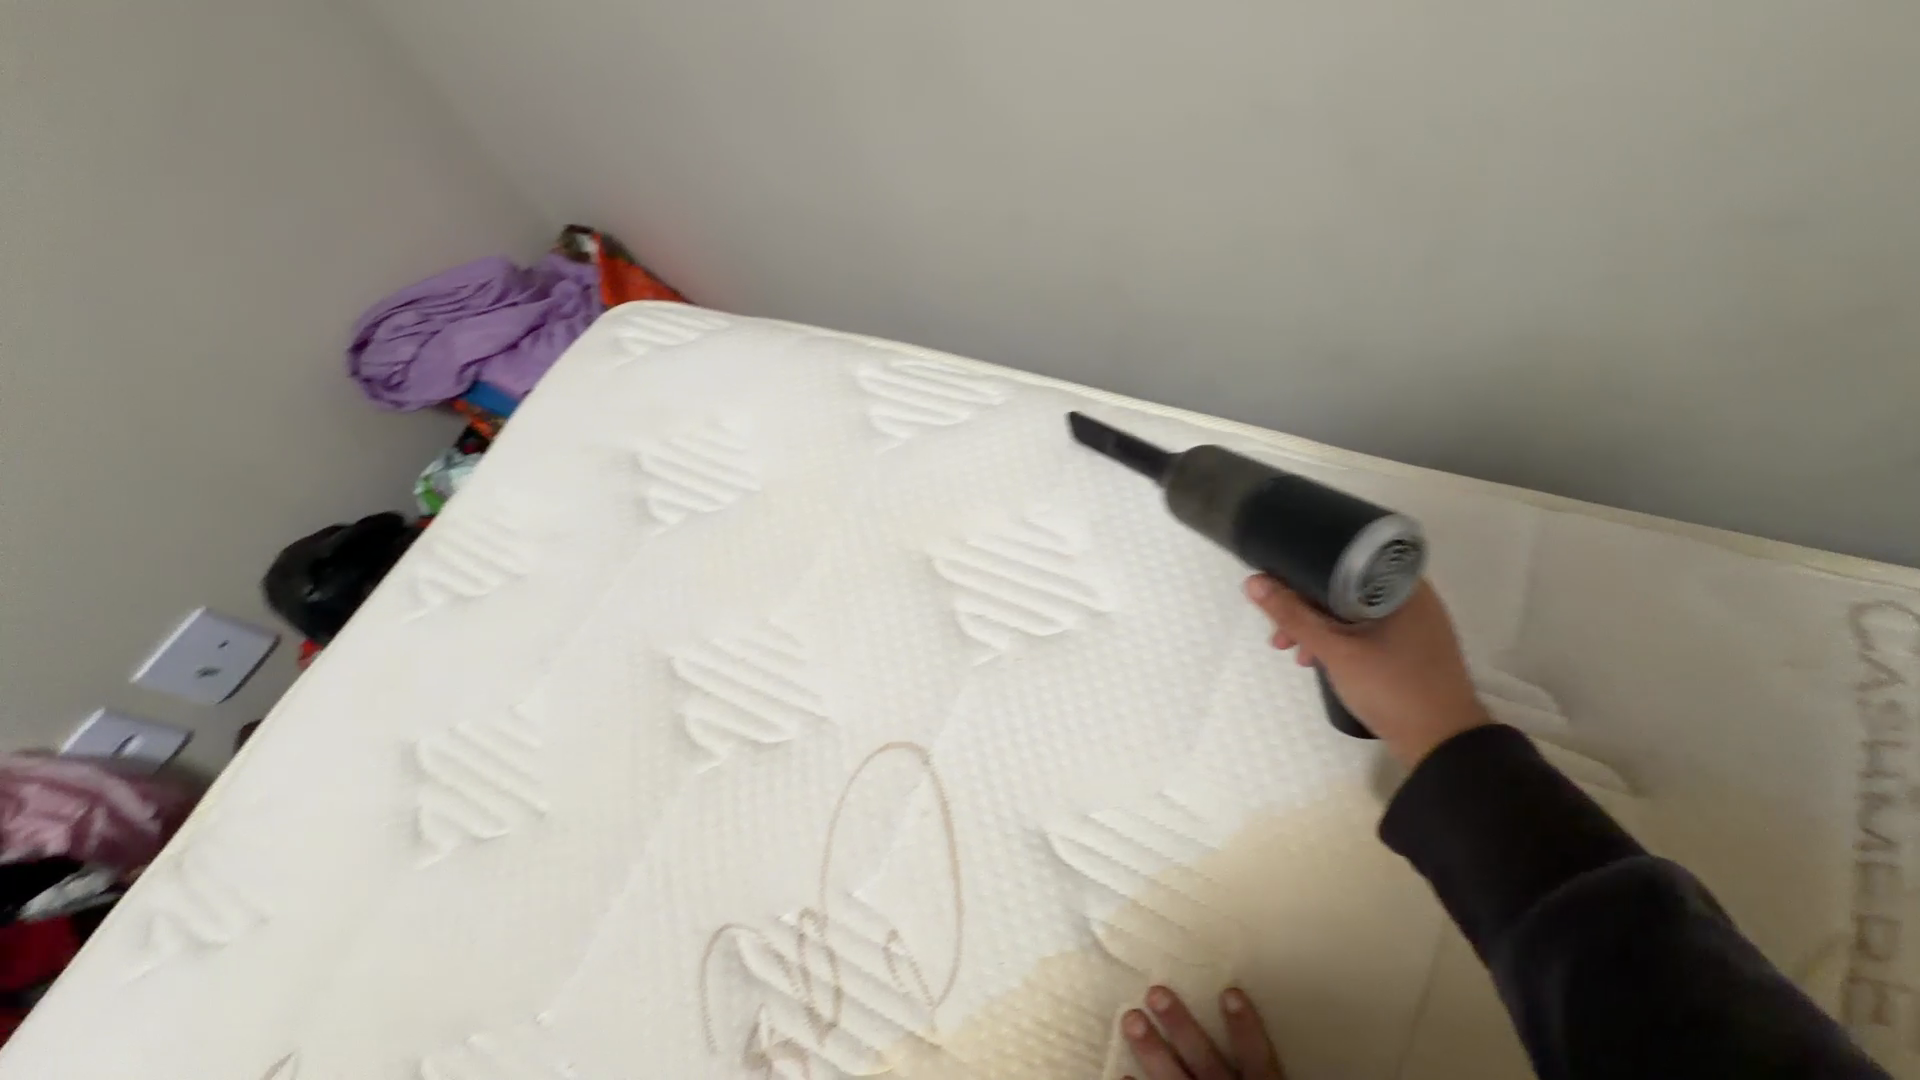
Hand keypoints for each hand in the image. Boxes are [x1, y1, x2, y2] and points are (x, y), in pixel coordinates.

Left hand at [1122, 985, 1284, 1079]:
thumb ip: (1258, 1071)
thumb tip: (1247, 1019)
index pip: (1258, 1060)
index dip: (1246, 1028)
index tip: (1229, 992)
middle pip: (1206, 1061)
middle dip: (1180, 1028)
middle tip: (1155, 992)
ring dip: (1152, 1052)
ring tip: (1130, 1019)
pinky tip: (1119, 1077)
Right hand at [1245, 575, 1489, 766]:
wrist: (1443, 742)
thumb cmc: (1392, 688)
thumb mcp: (1334, 650)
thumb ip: (1293, 616)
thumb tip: (1253, 583)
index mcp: (1401, 586)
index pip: (1341, 561)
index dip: (1301, 576)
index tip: (1276, 597)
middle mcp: (1411, 597)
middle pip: (1344, 589)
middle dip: (1306, 610)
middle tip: (1280, 635)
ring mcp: (1414, 623)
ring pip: (1352, 612)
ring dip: (1319, 629)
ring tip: (1296, 654)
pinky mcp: (1411, 646)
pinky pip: (1366, 630)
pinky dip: (1340, 640)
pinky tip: (1320, 660)